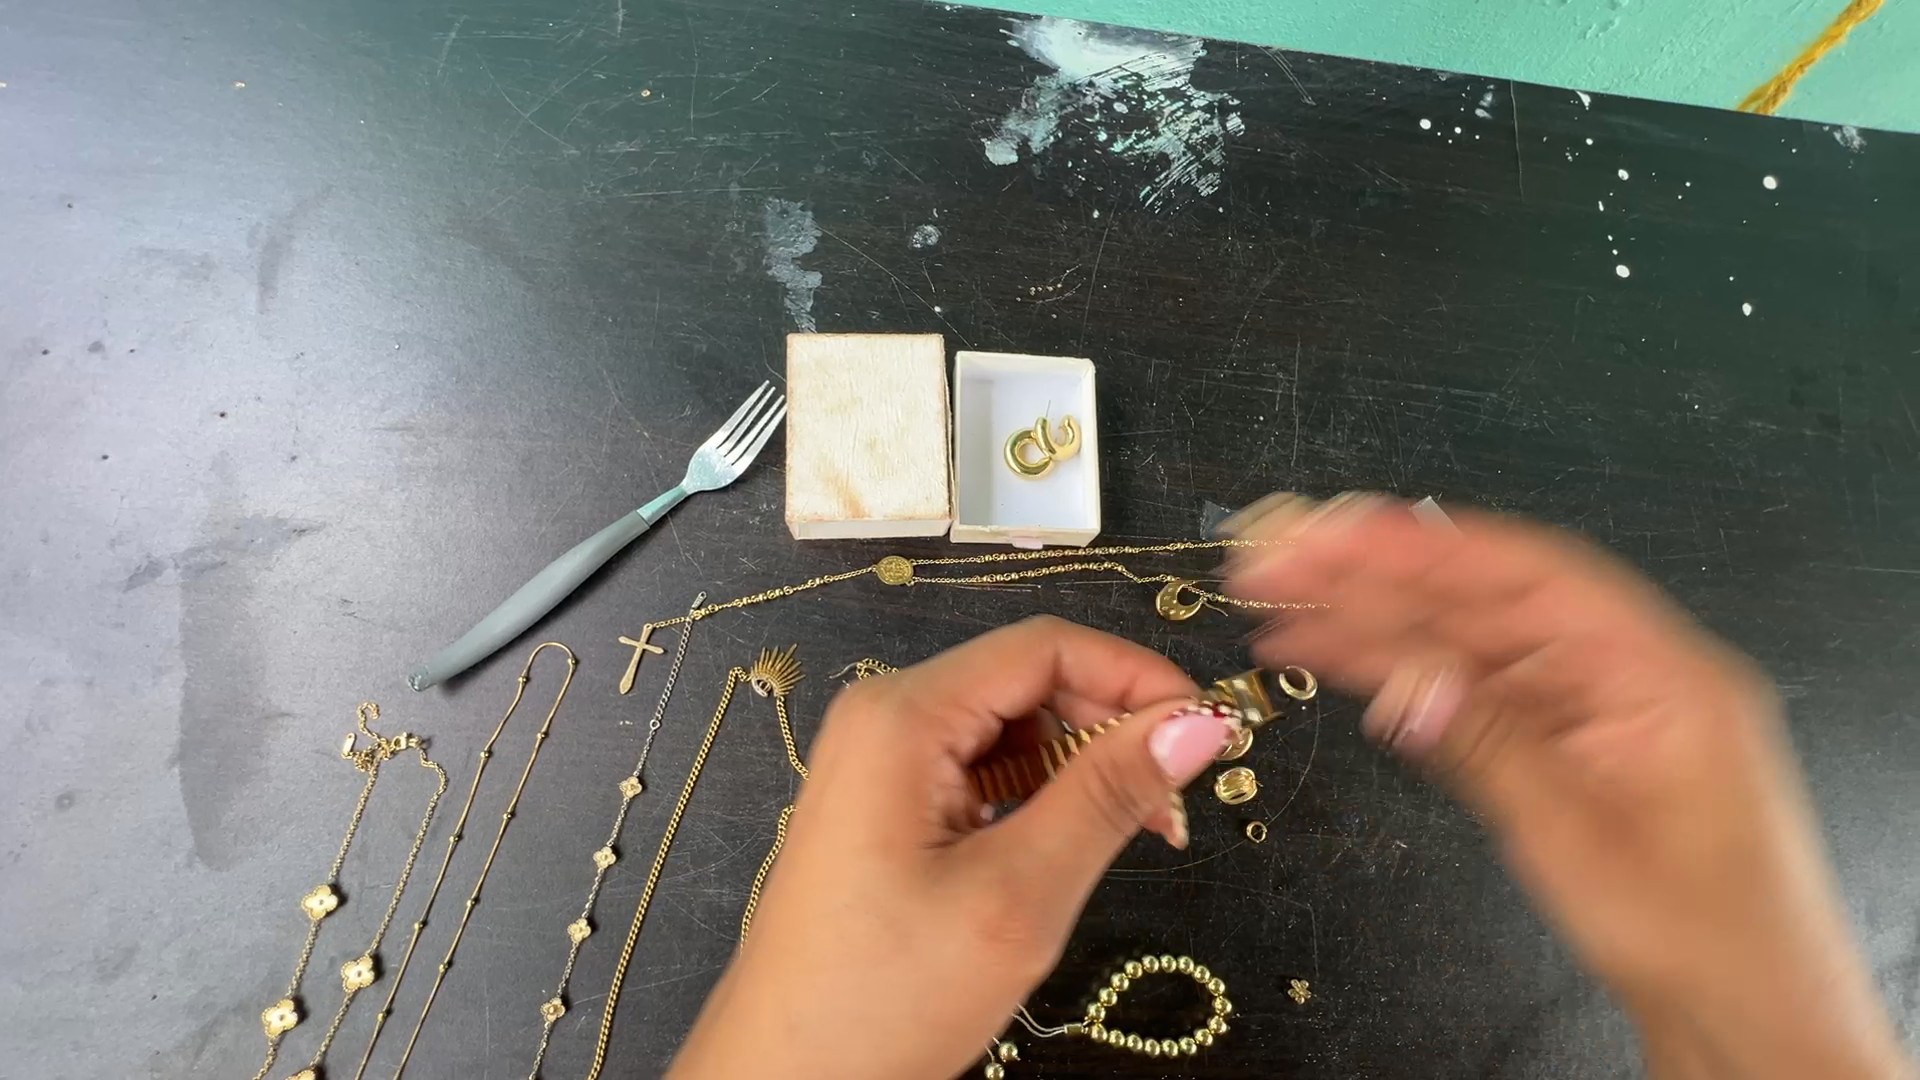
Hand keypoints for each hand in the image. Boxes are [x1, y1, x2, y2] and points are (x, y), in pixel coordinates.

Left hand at [667, 617, 1230, 1079]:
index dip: (1132, 672)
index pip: (1042, 647)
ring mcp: (885, 750)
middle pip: (1026, 679)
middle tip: (1175, 798)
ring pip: (1011, 722)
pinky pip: (983, 762)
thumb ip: (1107, 795)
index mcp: (904, 711)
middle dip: (1109, 723)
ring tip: (1136, 826)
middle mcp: (889, 710)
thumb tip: (1198, 722)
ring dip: (1080, 762)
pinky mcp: (892, 790)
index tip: (1204, 725)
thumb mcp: (1016, 896)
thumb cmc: (888, 995)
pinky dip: (1039, 788)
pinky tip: (1072, 833)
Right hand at [1223, 493, 1913, 1079]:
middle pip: (1467, 596)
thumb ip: (1485, 744)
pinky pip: (1436, 681)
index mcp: (1651, 670)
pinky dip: (1372, 664)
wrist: (1734, 1009)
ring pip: (1439, 634)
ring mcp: (1553, 695)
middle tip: (1275, 560)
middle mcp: (1598, 666)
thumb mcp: (1583, 837)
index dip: (1423, 544)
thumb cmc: (1695, 934)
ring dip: (1352, 614)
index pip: (1525, 576)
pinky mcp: (1518, 726)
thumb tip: (1399, 681)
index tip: (1337, 532)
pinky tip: (1316, 649)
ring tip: (1272, 600)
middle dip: (1364, 572)